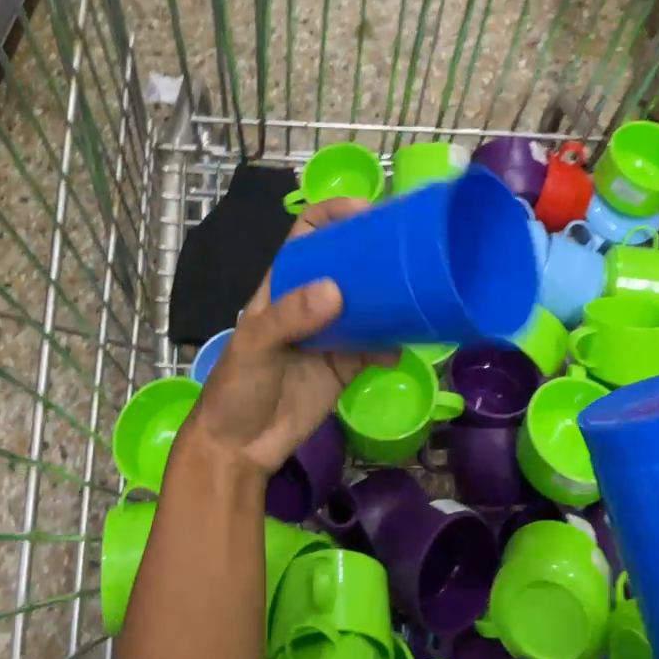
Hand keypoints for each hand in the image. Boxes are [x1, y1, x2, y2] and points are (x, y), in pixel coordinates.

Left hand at [184, 198, 397, 476]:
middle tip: (410, 245)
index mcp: (285, 283)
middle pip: (349, 261)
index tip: (366, 210)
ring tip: (421, 286)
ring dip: (392, 295)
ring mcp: (334, 332)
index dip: (335, 213)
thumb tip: (336, 291)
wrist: (240, 449)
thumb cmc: (237, 386)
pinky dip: (396, 341)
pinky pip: (379, 344)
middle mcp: (312, 299)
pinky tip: (409, 340)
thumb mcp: (256, 345)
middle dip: (376, 250)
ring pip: (370, 301)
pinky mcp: (350, 364)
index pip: (310, 232)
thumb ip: (290, 317)